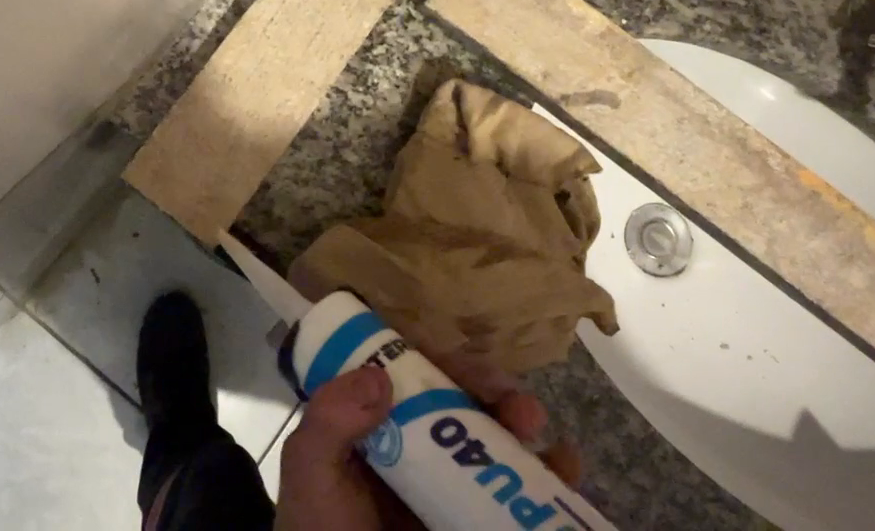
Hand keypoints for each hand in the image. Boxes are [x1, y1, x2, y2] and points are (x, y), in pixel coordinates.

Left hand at [273, 351, 578, 530]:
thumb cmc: (323, 529)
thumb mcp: (310, 471)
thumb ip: (328, 421)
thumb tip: (379, 378)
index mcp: (377, 424)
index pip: (416, 374)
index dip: (448, 361)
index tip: (474, 365)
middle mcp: (419, 447)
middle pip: (467, 403)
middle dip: (499, 394)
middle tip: (521, 409)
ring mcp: (451, 486)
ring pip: (501, 442)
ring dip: (528, 428)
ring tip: (543, 438)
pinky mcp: (478, 517)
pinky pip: (524, 494)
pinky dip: (551, 477)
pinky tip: (565, 471)